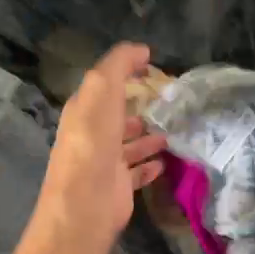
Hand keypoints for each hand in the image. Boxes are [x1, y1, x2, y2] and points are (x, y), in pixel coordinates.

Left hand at [30, 43, 167, 253]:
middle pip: (116, 116)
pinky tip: (166, 161)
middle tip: (168, 101)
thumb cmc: (92, 141)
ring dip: (148, 136)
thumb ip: (118, 65)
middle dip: (138, 107)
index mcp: (83, 110)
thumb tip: (141, 50)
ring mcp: (105, 163)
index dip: (125, 73)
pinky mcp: (119, 187)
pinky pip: (138, 172)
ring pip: (129, 144)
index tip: (153, 66)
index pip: (104, 85)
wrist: (85, 202)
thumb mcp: (101, 90)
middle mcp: (92, 135)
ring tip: (171, 130)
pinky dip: (151, 165)